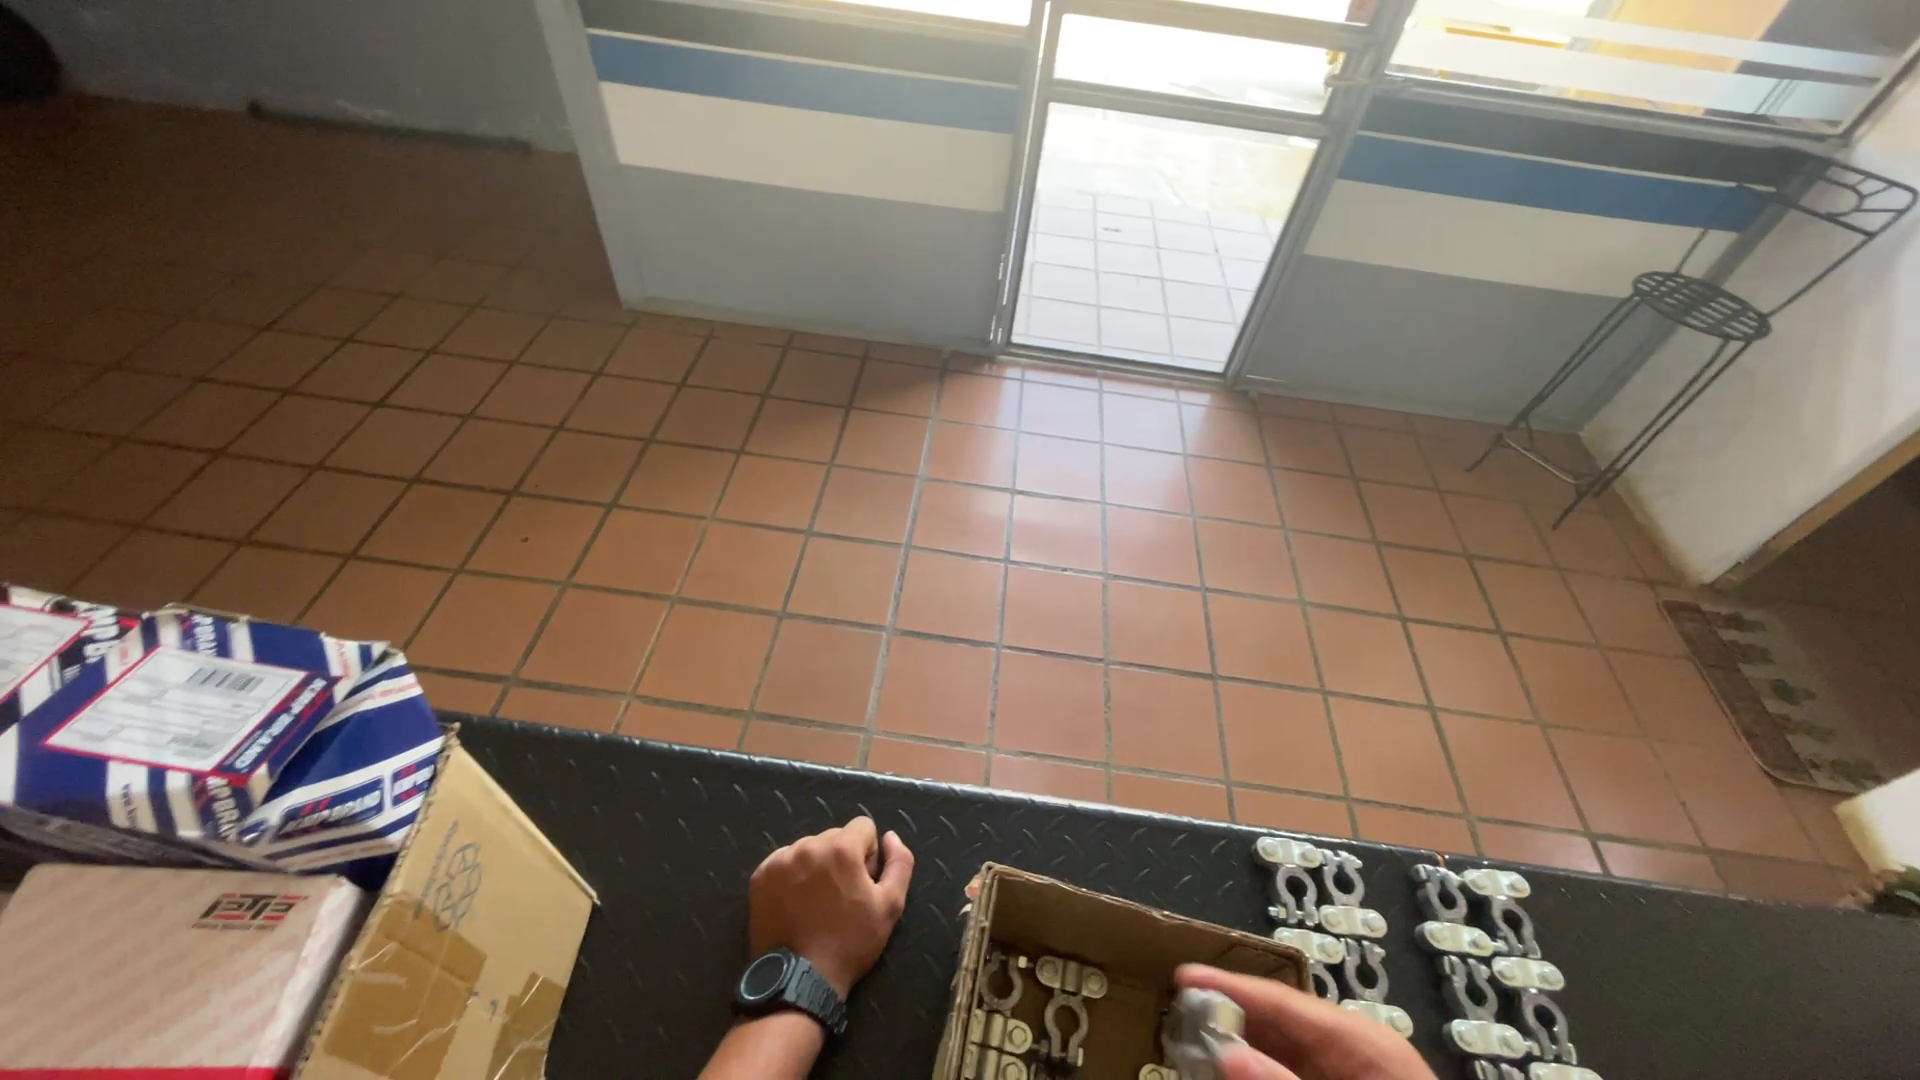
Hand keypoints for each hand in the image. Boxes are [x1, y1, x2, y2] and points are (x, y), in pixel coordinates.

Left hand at [748, 817, 914, 997]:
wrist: (799, 979)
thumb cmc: (850, 943)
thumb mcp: (890, 906)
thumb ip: (900, 862)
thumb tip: (890, 836)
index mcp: (841, 849)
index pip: (863, 827)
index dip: (869, 854)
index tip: (862, 883)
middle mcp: (809, 846)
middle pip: (835, 836)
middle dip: (842, 858)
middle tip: (841, 896)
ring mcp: (781, 860)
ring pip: (809, 848)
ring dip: (817, 865)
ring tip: (816, 903)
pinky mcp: (760, 875)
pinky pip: (785, 861)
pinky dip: (793, 875)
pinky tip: (795, 903)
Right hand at [1175, 965, 1438, 1079]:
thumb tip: (1224, 1051)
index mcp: (1362, 1042)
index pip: (1283, 1000)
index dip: (1230, 985)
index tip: (1181, 976)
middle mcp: (1355, 1050)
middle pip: (1280, 1022)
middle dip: (1229, 1018)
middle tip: (1178, 1015)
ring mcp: (1350, 1074)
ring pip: (1283, 1049)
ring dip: (1241, 1049)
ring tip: (1194, 1044)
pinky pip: (1294, 1071)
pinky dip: (1262, 1072)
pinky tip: (1231, 1072)